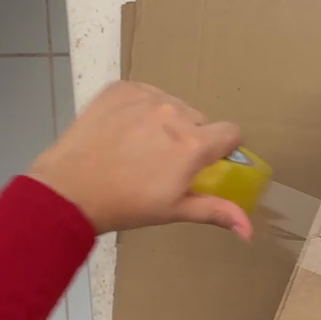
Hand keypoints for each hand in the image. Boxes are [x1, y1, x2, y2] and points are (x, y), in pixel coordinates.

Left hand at [26, 81, 251, 239]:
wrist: (72, 188)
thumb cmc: (127, 205)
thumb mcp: (174, 211)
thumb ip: (216, 211)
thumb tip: (248, 230)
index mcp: (192, 145)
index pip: (231, 132)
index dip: (224, 148)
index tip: (209, 163)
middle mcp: (174, 113)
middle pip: (200, 119)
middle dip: (191, 138)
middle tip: (166, 164)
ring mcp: (146, 97)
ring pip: (173, 105)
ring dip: (167, 123)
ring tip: (142, 149)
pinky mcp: (121, 88)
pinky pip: (146, 94)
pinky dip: (142, 110)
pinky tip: (125, 133)